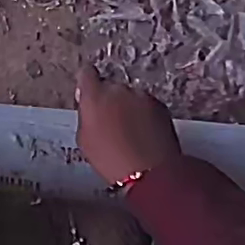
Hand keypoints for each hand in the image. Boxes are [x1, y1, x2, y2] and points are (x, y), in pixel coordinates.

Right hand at [75, 68, 181, 184]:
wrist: (149, 171)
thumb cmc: (111, 158)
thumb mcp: (84, 138)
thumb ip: (86, 115)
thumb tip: (90, 107)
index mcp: (94, 95)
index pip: (86, 73)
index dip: (87, 82)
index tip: (87, 92)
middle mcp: (118, 89)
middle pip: (110, 87)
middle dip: (110, 101)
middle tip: (109, 123)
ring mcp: (141, 96)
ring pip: (130, 97)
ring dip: (128, 108)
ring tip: (129, 133)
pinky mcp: (161, 105)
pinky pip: (146, 105)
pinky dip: (144, 115)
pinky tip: (143, 135)